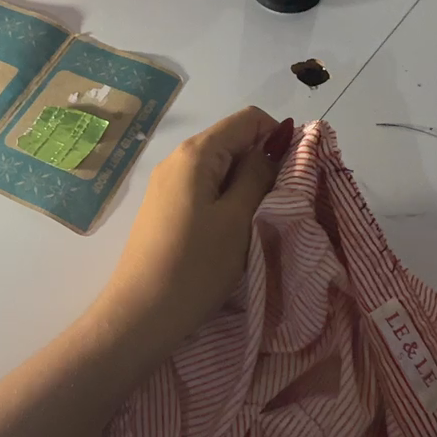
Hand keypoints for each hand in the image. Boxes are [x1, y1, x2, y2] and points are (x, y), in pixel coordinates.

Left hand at [91, 107, 294, 355]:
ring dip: (246, 185)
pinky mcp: (165, 207)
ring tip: (260, 221)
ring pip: (220, 167)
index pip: (248, 120)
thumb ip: (259, 174)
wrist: (140, 316)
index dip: (279, 137)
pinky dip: (226, 200)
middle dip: (263, 163)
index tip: (297, 172)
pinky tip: (233, 232)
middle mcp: (178, 158)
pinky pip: (205, 188)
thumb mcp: (238, 219)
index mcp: (196, 152)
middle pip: (233, 141)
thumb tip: (276, 141)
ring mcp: (168, 183)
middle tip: (282, 204)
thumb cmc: (194, 266)